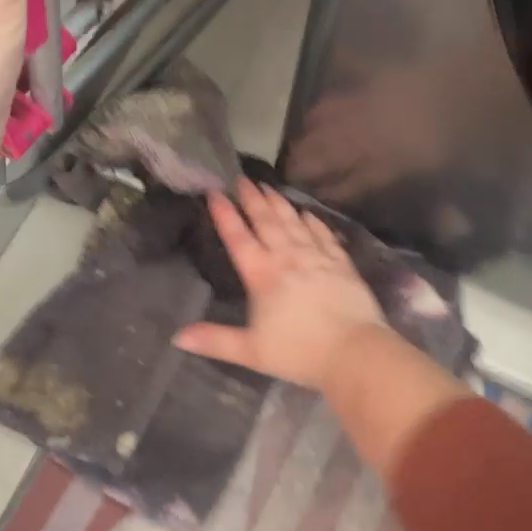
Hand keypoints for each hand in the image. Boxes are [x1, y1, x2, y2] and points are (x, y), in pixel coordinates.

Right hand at [174, 179, 388, 389]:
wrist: (353, 351)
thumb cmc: (298, 352)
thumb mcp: (251, 351)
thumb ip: (215, 341)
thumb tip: (178, 337)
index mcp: (263, 276)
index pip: (239, 238)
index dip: (225, 214)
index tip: (214, 192)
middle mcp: (288, 258)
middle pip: (267, 222)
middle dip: (252, 199)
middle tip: (242, 178)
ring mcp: (317, 257)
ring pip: (294, 223)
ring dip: (280, 204)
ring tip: (269, 187)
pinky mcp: (341, 263)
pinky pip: (324, 235)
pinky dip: (313, 222)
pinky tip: (308, 213)